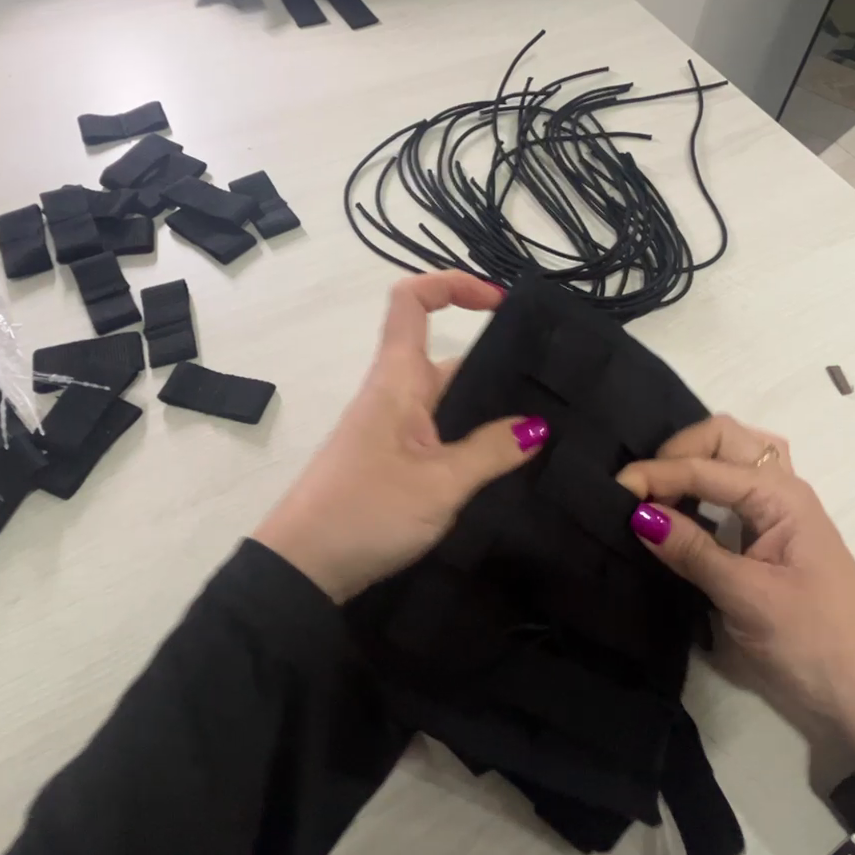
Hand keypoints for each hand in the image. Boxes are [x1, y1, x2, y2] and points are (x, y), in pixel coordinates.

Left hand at [253, 272, 549, 603]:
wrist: (302, 569)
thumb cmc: (365, 512)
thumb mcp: (440, 484)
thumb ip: (491, 452)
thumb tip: (536, 425)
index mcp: (397, 380)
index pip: (412, 302)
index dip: (452, 285)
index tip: (498, 302)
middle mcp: (395, 395)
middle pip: (446, 358)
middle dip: (497, 367)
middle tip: (552, 388)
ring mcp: (393, 430)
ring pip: (448, 401)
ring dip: (489, 410)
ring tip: (546, 429)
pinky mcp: (394, 461)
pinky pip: (441, 433)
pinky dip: (473, 438)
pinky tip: (508, 465)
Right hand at [617, 416, 854, 764]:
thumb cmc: (814, 643)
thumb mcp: (748, 598)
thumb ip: (693, 551)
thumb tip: (638, 513)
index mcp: (783, 496)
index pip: (707, 467)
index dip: (658, 473)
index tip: (615, 490)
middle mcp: (782, 490)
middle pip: (724, 438)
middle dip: (678, 450)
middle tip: (640, 487)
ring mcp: (779, 511)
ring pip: (733, 454)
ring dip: (694, 458)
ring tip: (656, 489)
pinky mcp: (771, 534)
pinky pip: (734, 486)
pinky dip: (703, 482)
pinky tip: (680, 504)